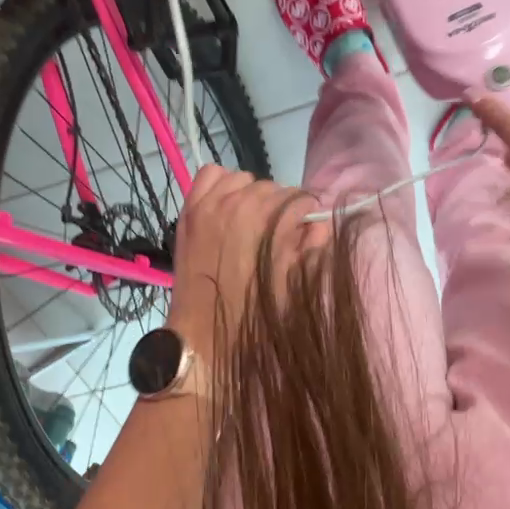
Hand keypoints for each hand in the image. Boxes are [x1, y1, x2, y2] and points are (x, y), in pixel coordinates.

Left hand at [167, 165, 328, 355]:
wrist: (203, 333)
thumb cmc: (252, 313)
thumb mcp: (293, 280)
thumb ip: (312, 246)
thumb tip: (319, 224)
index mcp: (269, 219)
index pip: (300, 199)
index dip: (308, 215)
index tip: (306, 229)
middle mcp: (240, 202)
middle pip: (274, 188)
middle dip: (282, 207)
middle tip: (279, 232)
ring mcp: (210, 203)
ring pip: (244, 179)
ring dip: (252, 195)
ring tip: (251, 220)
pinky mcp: (190, 210)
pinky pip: (211, 175)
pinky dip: (222, 184)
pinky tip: (227, 205)